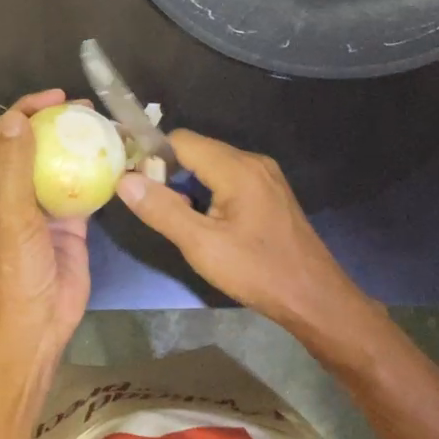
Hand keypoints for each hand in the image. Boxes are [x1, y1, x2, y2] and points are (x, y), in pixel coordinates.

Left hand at [0, 90, 89, 358]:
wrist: (40, 317)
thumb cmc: (19, 267)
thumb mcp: (12, 215)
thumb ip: (15, 168)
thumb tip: (18, 120)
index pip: (7, 135)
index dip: (28, 109)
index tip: (58, 98)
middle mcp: (18, 191)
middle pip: (38, 144)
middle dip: (59, 121)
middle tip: (90, 109)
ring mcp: (46, 206)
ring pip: (63, 164)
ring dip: (82, 144)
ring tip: (109, 126)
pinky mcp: (71, 223)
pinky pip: (86, 190)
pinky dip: (101, 173)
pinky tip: (122, 160)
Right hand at [116, 130, 374, 336]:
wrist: (314, 298)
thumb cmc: (257, 271)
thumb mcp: (201, 244)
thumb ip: (161, 209)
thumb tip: (125, 179)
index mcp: (237, 169)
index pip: (180, 141)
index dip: (151, 156)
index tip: (131, 181)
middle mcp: (253, 163)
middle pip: (196, 151)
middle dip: (166, 172)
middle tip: (148, 205)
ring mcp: (265, 179)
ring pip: (211, 167)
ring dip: (186, 185)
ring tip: (171, 217)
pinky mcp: (269, 196)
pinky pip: (227, 181)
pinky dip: (206, 193)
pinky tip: (201, 224)